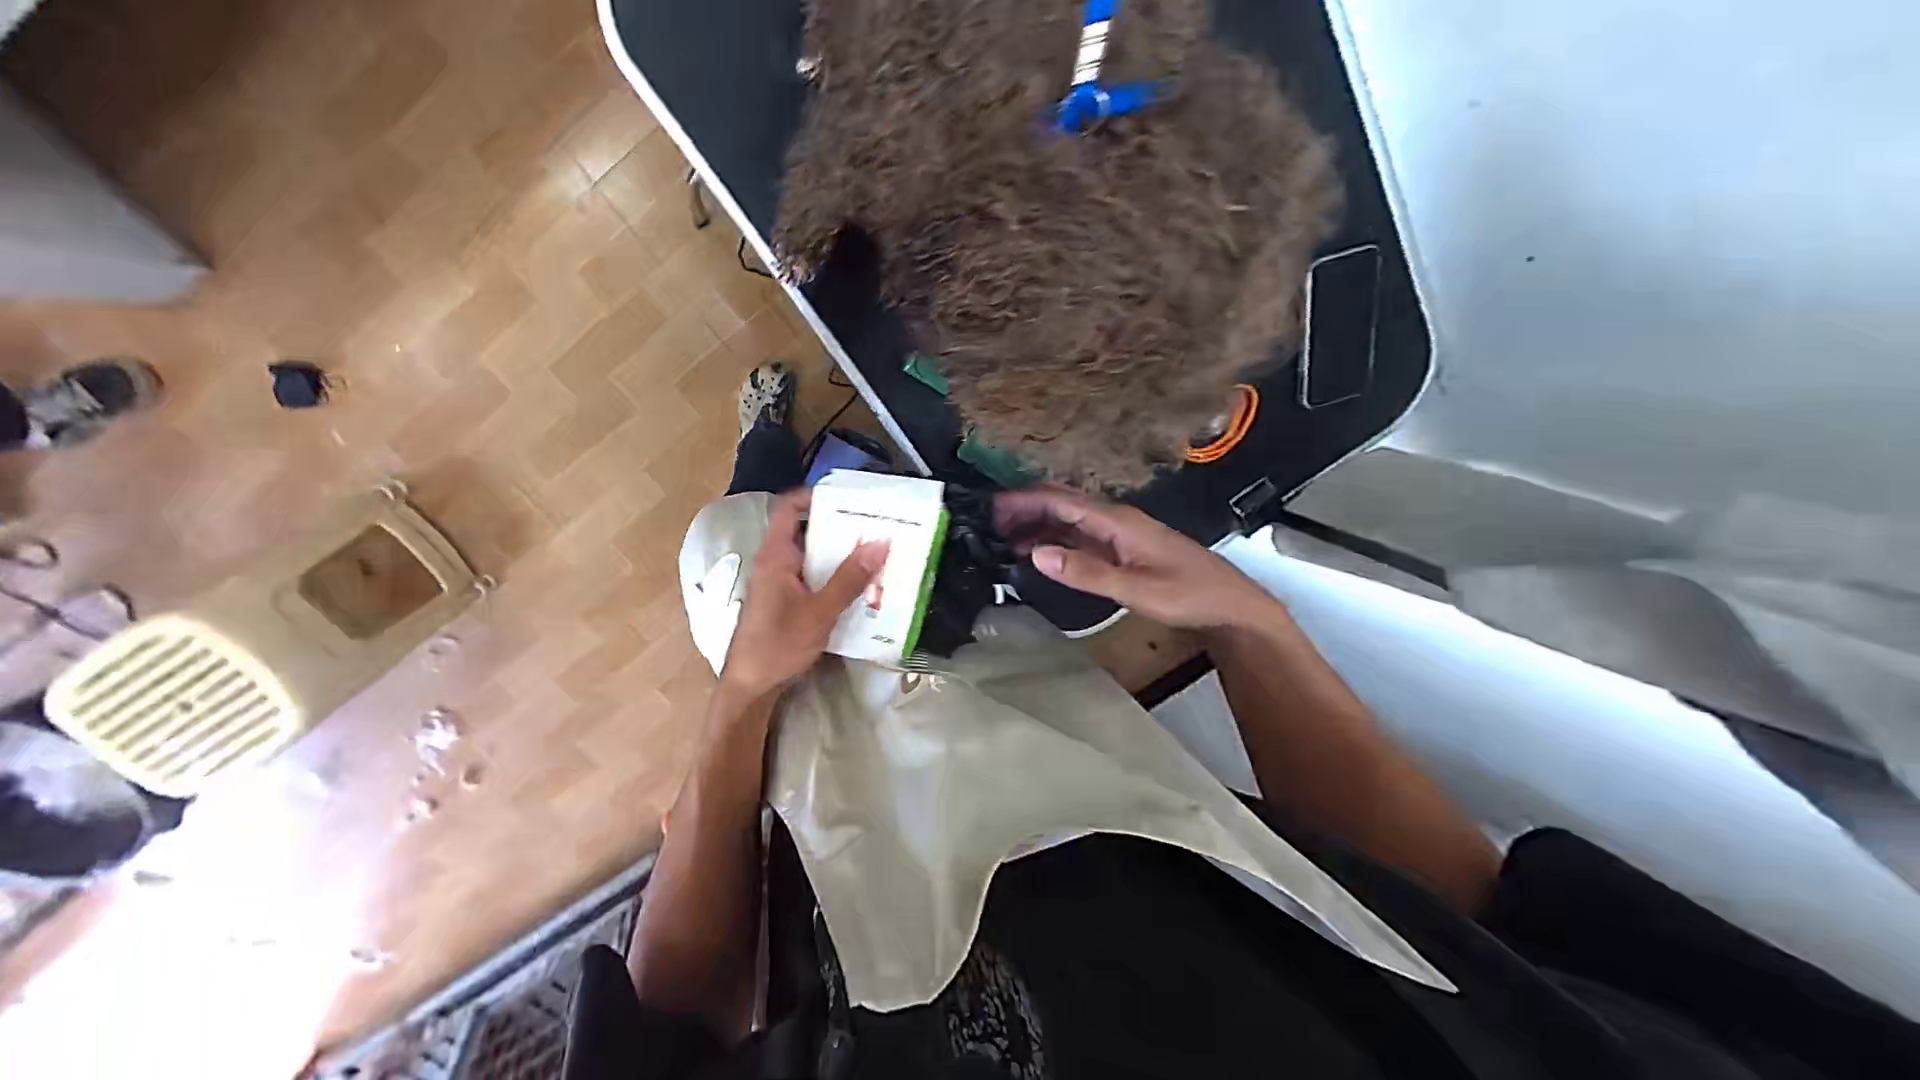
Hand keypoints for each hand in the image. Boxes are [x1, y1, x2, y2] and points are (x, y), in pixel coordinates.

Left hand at [720, 490, 888, 699]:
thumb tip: (880, 542)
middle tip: (875, 527)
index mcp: (776, 555)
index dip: (815, 496)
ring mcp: (779, 582)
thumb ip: (849, 578)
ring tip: (875, 553)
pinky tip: (859, 586)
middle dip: (840, 527)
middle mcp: (775, 562)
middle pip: (807, 531)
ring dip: (840, 554)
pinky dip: (834, 575)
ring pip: (812, 556)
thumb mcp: (820, 611)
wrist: (750, 685)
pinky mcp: (785, 600)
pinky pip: (812, 576)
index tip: (849, 499)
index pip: (789, 507)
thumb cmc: (779, 644)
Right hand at [994, 487, 1283, 631]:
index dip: (1025, 500)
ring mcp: (1119, 535)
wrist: (1230, 606)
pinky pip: (1080, 538)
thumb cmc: (1188, 595)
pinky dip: (1054, 542)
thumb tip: (1036, 554)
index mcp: (1117, 520)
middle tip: (989, 522)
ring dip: (1037, 525)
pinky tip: (1038, 552)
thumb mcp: (1136, 588)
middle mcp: (1115, 520)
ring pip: (1069, 521)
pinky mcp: (1122, 551)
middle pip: (1062, 504)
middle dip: (1025, 508)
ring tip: (1004, 537)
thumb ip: (1086, 572)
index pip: (1061, 500)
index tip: (993, 505)